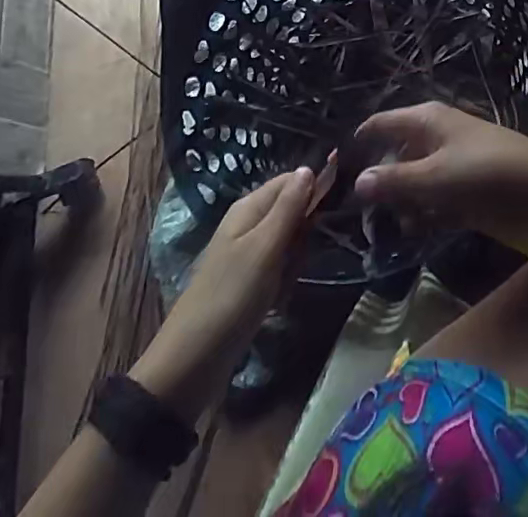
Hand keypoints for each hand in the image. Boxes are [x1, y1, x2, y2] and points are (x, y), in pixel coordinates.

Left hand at [130, 167, 313, 421]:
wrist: (194, 359)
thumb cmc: (232, 295)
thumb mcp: (265, 247)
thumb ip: (289, 207)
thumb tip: (308, 167)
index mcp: (248, 207)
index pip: (291, 180)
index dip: (314, 190)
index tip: (333, 210)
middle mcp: (248, 223)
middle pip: (293, 212)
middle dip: (305, 235)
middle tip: (296, 259)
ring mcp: (248, 253)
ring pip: (291, 243)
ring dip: (296, 263)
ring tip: (284, 284)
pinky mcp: (250, 280)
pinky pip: (281, 268)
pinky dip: (285, 283)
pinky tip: (278, 300)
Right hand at [350, 103, 527, 240]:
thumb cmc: (480, 171)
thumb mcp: (431, 178)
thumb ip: (392, 181)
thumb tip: (357, 182)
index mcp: (425, 120)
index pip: (381, 123)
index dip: (360, 142)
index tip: (338, 167)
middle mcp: (436, 133)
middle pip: (396, 153)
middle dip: (383, 182)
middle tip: (366, 210)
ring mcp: (452, 157)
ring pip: (416, 177)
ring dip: (405, 201)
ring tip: (397, 224)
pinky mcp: (467, 181)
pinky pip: (436, 193)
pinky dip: (426, 209)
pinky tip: (420, 227)